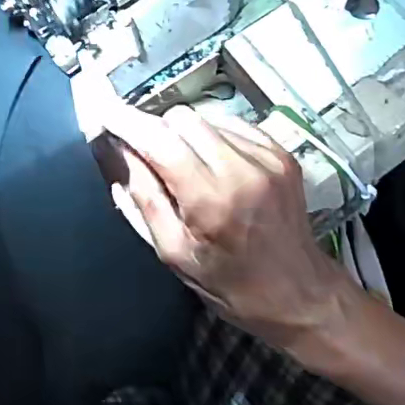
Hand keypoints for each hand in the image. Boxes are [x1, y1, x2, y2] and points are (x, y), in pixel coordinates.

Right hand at [100, 102, 362, 351]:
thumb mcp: (173, 252)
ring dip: (184, 135)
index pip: (158, 140)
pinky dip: (212, 137)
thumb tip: (114, 153)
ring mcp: (265, 157)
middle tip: (150, 158)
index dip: (125, 120)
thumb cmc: (231, 284)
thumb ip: (141, 197)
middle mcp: (240, 170)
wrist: (302, 295)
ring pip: (203, 116)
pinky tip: (215, 167)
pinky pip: (230, 123)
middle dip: (156, 131)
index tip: (103, 109)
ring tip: (188, 169)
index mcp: (210, 201)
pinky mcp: (280, 151)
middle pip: (179, 118)